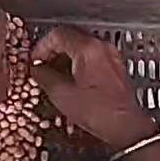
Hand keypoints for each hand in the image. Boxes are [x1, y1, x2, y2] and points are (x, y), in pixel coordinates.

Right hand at [30, 26, 156, 145]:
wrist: (125, 126)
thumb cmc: (98, 111)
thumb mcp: (61, 94)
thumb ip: (44, 76)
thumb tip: (36, 68)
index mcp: (87, 48)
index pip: (58, 34)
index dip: (41, 46)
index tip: (34, 60)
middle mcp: (101, 47)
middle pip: (71, 36)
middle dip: (53, 50)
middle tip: (41, 65)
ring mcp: (111, 56)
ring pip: (81, 46)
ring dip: (65, 56)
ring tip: (54, 75)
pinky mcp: (115, 67)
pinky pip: (92, 56)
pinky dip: (78, 63)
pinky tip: (71, 80)